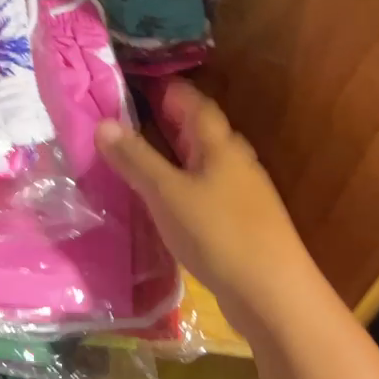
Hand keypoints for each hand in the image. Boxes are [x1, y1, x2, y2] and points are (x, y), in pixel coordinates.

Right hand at [96, 81, 325, 336]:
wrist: (275, 297)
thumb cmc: (219, 234)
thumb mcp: (166, 193)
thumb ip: (135, 158)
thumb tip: (103, 123)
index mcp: (218, 144)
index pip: (191, 100)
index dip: (163, 87)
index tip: (129, 81)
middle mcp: (234, 160)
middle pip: (198, 128)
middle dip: (165, 118)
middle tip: (124, 116)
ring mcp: (241, 192)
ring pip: (202, 159)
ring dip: (173, 152)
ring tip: (137, 154)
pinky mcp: (241, 221)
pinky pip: (205, 187)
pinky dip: (181, 181)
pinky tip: (163, 198)